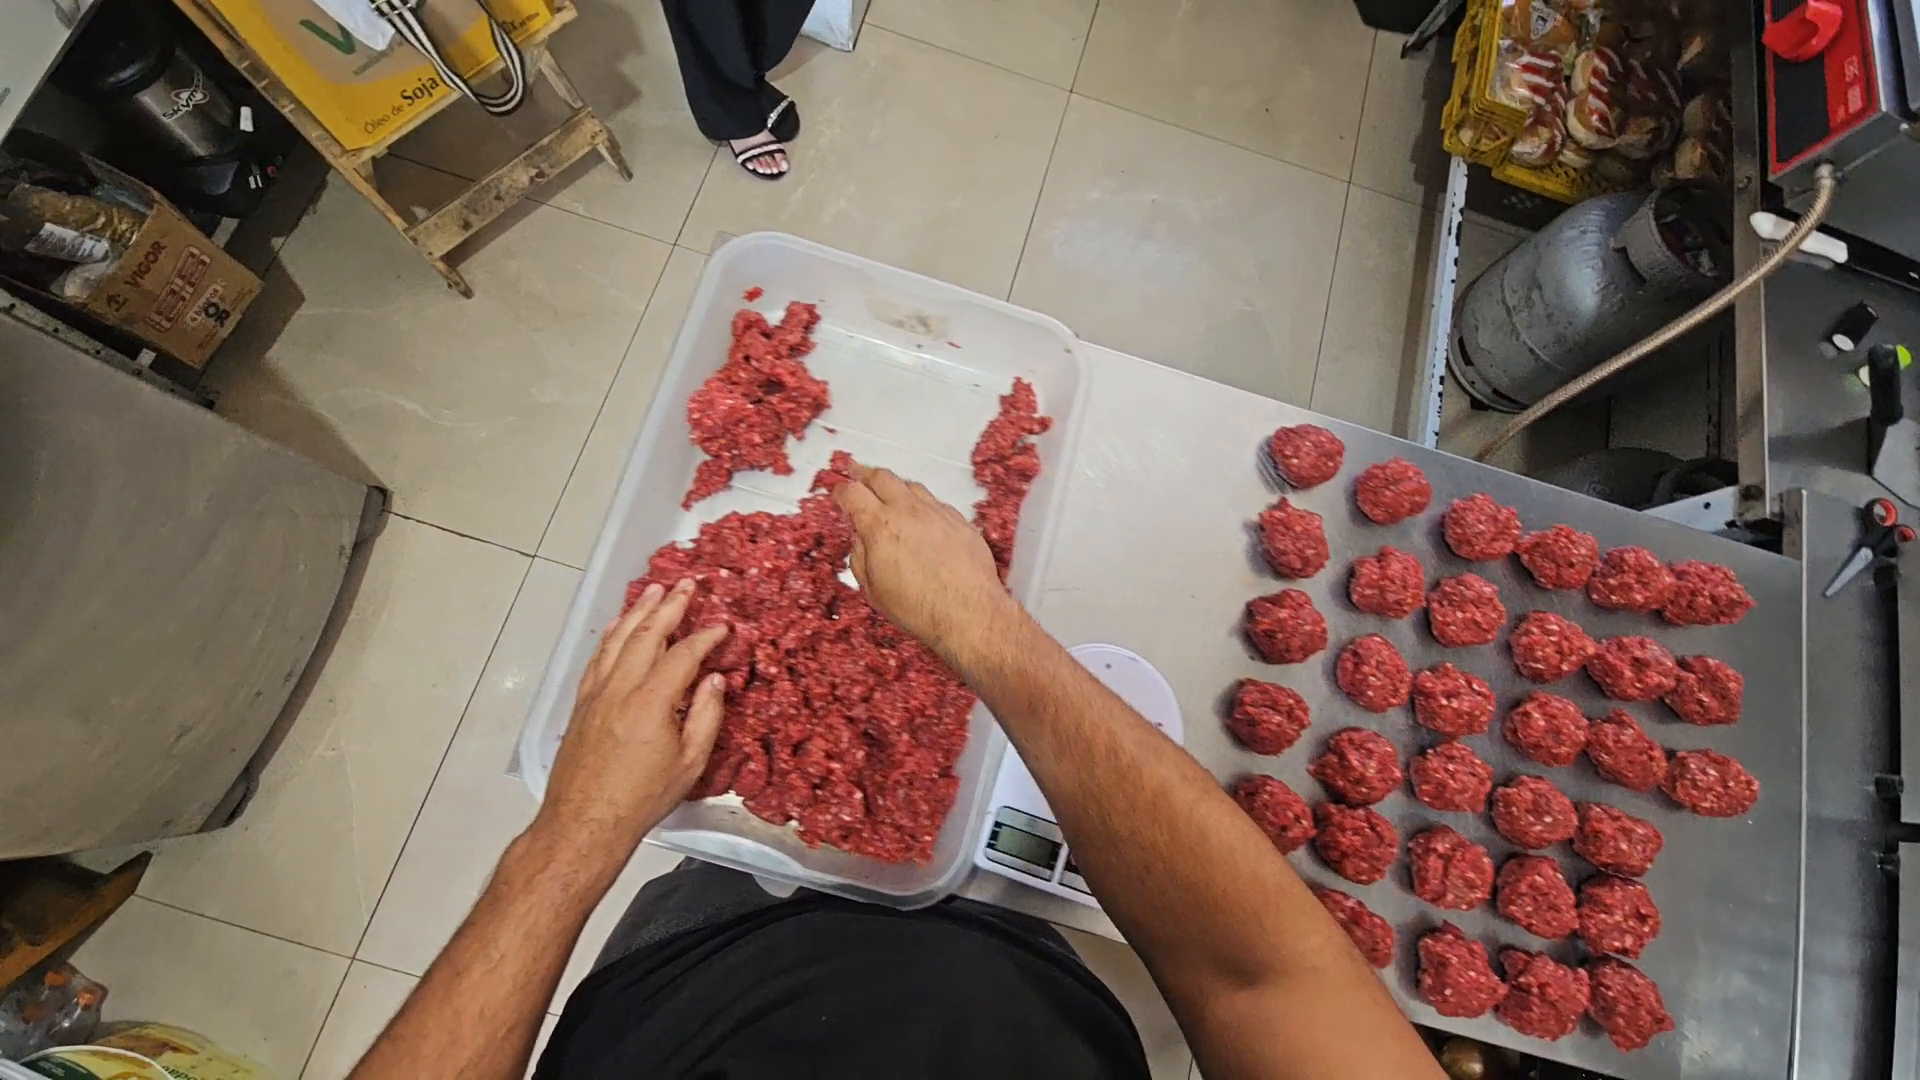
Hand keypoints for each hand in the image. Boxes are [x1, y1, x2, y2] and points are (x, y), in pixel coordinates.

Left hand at [532, 579, 729, 862]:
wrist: (583, 823)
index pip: (683, 655)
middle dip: (669, 606)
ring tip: (654, 591)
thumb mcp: (690, 762)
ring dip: (638, 612)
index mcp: (652, 702)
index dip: (706, 637)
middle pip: (647, 635)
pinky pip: (598, 658)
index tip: (723, 627)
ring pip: (618, 640)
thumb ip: (706, 716)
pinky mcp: (582, 704)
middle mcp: (621, 689)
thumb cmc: (642, 798)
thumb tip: (715, 681)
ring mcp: (596, 694)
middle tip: (686, 584)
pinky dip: (612, 635)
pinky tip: (620, 625)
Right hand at [831, 462, 1017, 660]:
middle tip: (857, 474)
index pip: (852, 493)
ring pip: (911, 486)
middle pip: (882, 477)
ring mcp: (937, 512)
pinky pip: (936, 503)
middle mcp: (909, 511)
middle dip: (865, 474)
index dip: (840, 491)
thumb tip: (859, 538)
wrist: (968, 612)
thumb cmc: (918, 608)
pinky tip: (921, 516)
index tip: (838, 494)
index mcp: (880, 526)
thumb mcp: (873, 589)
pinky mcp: (960, 521)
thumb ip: (860, 556)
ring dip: (895, 486)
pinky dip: (922, 504)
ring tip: (889, 494)